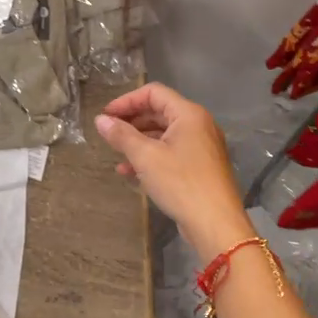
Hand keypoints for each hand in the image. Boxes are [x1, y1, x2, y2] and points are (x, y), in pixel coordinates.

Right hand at [95, 83, 251, 259]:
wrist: (216, 224)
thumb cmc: (181, 183)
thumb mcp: (145, 157)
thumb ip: (121, 135)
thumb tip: (100, 120)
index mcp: (188, 114)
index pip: (153, 93)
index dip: (127, 100)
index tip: (106, 116)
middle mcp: (198, 125)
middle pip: (159, 112)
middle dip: (131, 121)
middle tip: (108, 134)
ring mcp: (201, 147)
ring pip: (163, 135)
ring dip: (138, 141)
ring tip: (116, 155)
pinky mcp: (200, 167)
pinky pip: (171, 153)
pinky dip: (151, 157)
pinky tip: (131, 172)